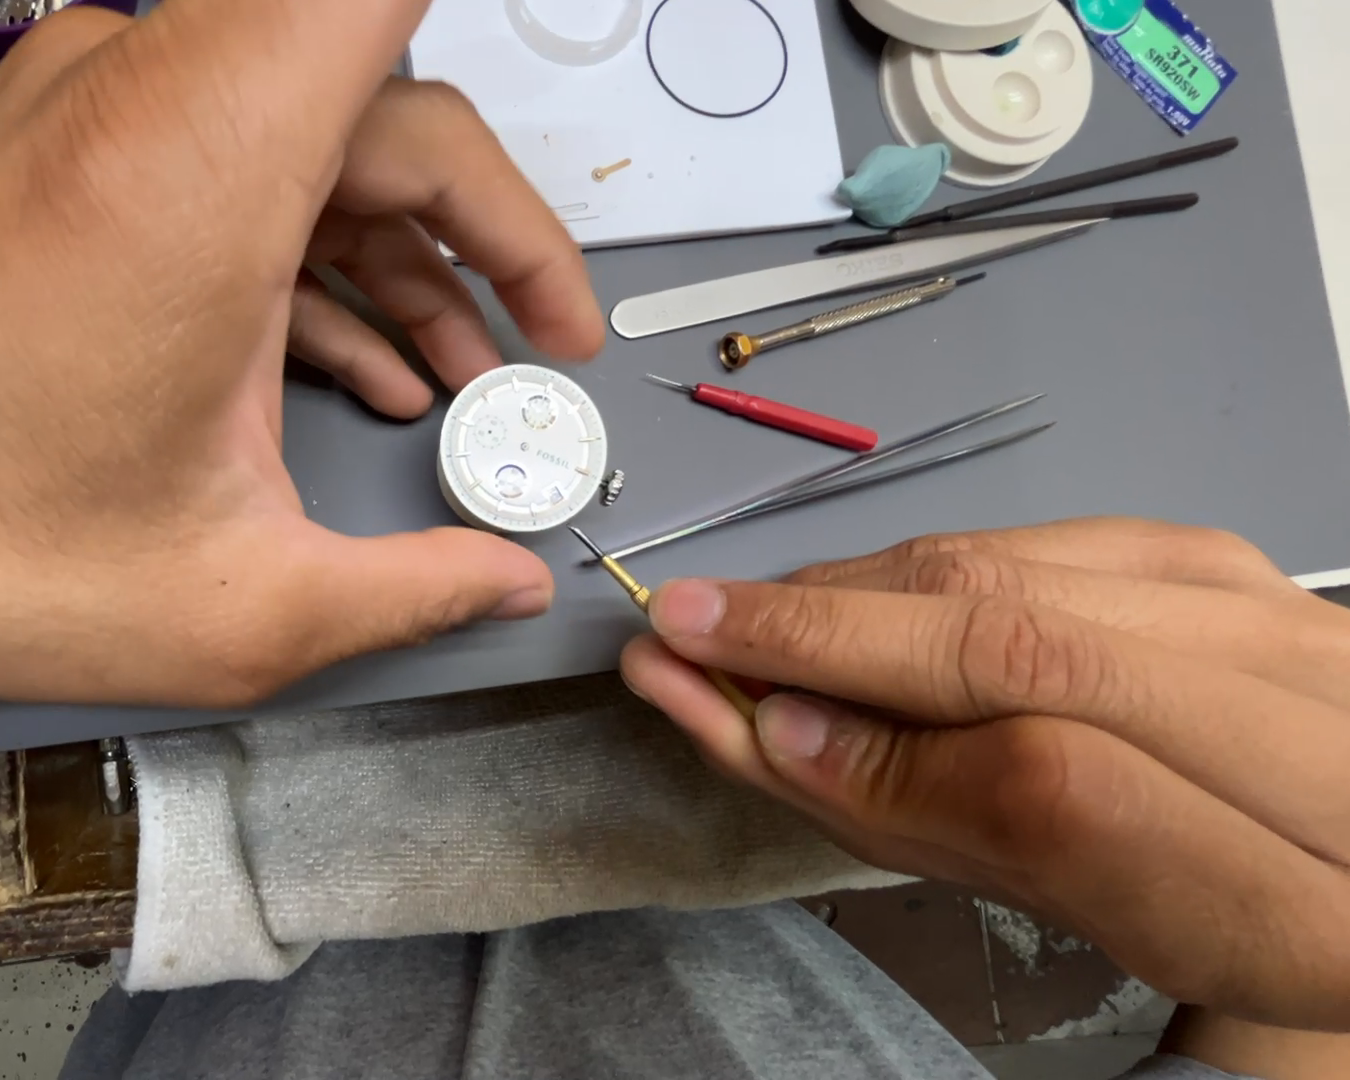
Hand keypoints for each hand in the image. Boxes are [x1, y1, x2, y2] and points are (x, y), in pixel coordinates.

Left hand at [0, 0, 599, 707]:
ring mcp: (103, 136)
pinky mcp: (79, 183)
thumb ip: (412, 589)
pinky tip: (364, 367)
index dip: (464, 26)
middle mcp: (145, 114)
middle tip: (544, 340)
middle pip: (391, 111)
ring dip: (413, 260)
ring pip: (323, 151)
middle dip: (492, 231)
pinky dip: (325, 269)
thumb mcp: (245, 606)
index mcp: (199, 178)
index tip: (531, 139)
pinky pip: (247, 189)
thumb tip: (503, 581)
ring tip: (465, 373)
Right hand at [619, 518, 1349, 1030]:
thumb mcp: (1019, 903)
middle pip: (1022, 650)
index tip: (742, 719)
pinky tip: (846, 601)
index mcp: (1300, 910)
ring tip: (748, 616)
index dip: (878, 755)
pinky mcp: (1211, 555)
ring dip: (840, 595)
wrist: (1280, 816)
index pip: (1062, 800)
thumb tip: (768, 722)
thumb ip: (893, 816)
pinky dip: (899, 571)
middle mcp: (1322, 736)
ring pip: (1002, 576)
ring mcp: (1274, 616)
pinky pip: (1013, 540)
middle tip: (683, 619)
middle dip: (818, 633)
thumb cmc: (1129, 891)